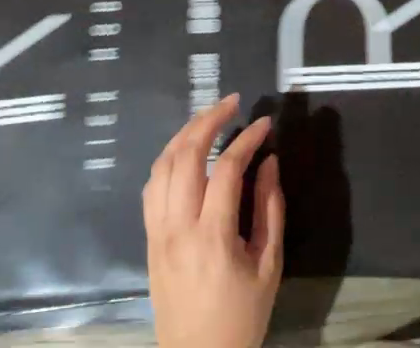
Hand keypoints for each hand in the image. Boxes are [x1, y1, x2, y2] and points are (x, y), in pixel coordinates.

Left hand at [143, 94, 282, 347]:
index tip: (265, 123)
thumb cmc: (241, 316)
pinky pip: (151, 188)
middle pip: (184, 157)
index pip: (225, 169)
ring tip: (209, 118)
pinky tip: (186, 152)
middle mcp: (177, 228)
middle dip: (208, 121)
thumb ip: (270, 209)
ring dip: (184, 134)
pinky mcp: (149, 240)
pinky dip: (168, 160)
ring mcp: (157, 233)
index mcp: (211, 236)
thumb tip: (268, 162)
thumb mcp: (268, 265)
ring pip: (161, 167)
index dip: (246, 139)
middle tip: (232, 102)